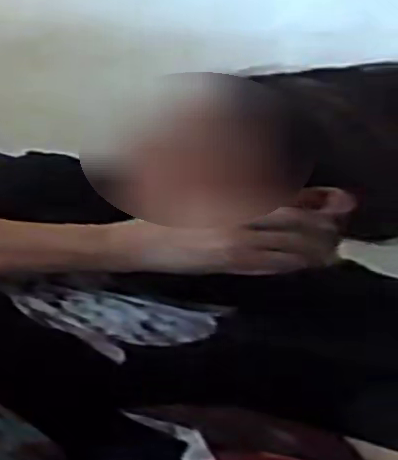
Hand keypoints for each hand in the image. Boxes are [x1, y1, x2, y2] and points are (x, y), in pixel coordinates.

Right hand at [106, 207, 341, 274]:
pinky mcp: (234, 261)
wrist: (131, 245)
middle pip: (300, 220)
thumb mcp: (190, 199)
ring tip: (317, 250)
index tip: (328, 206)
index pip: (285, 199)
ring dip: (316, 249)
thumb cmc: (157, 222)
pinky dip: (297, 263)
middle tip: (327, 232)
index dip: (316, 203)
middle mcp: (232, 216)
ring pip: (298, 244)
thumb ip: (231, 197)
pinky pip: (282, 263)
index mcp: (221, 197)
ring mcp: (234, 240)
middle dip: (324, 228)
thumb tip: (280, 196)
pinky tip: (294, 261)